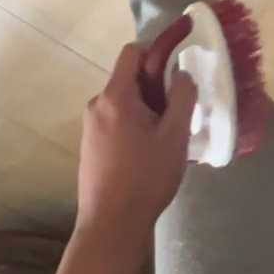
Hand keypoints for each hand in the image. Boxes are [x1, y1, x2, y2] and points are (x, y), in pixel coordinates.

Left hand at [77, 42, 197, 237]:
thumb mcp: (175, 135)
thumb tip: (181, 74)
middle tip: (180, 111)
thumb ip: (182, 97)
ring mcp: (91, 127)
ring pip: (125, 103)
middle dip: (156, 86)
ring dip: (148, 109)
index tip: (179, 62)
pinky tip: (151, 152)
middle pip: (130, 78)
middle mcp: (98, 105)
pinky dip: (135, 125)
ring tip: (168, 137)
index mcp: (116, 96)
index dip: (157, 49)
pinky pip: (117, 121)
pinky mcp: (91, 146)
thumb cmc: (146, 177)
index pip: (133, 52)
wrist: (111, 224)